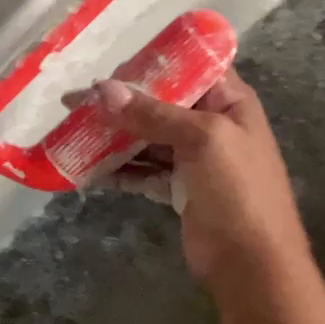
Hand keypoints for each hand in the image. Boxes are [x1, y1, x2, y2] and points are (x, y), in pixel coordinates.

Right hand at [63, 71, 307, 284]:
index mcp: (229, 101)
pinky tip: (86, 168)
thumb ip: (152, 113)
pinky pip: (143, 171)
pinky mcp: (179, 189)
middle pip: (161, 102)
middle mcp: (212, 123)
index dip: (153, 61)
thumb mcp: (201, 139)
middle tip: (75, 100)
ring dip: (113, 135)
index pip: (190, 66)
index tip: (110, 58)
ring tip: (71, 129)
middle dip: (122, 101)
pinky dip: (118, 170)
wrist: (253, 265)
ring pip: (147, 137)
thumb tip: (102, 90)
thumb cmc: (238, 189)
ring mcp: (195, 158)